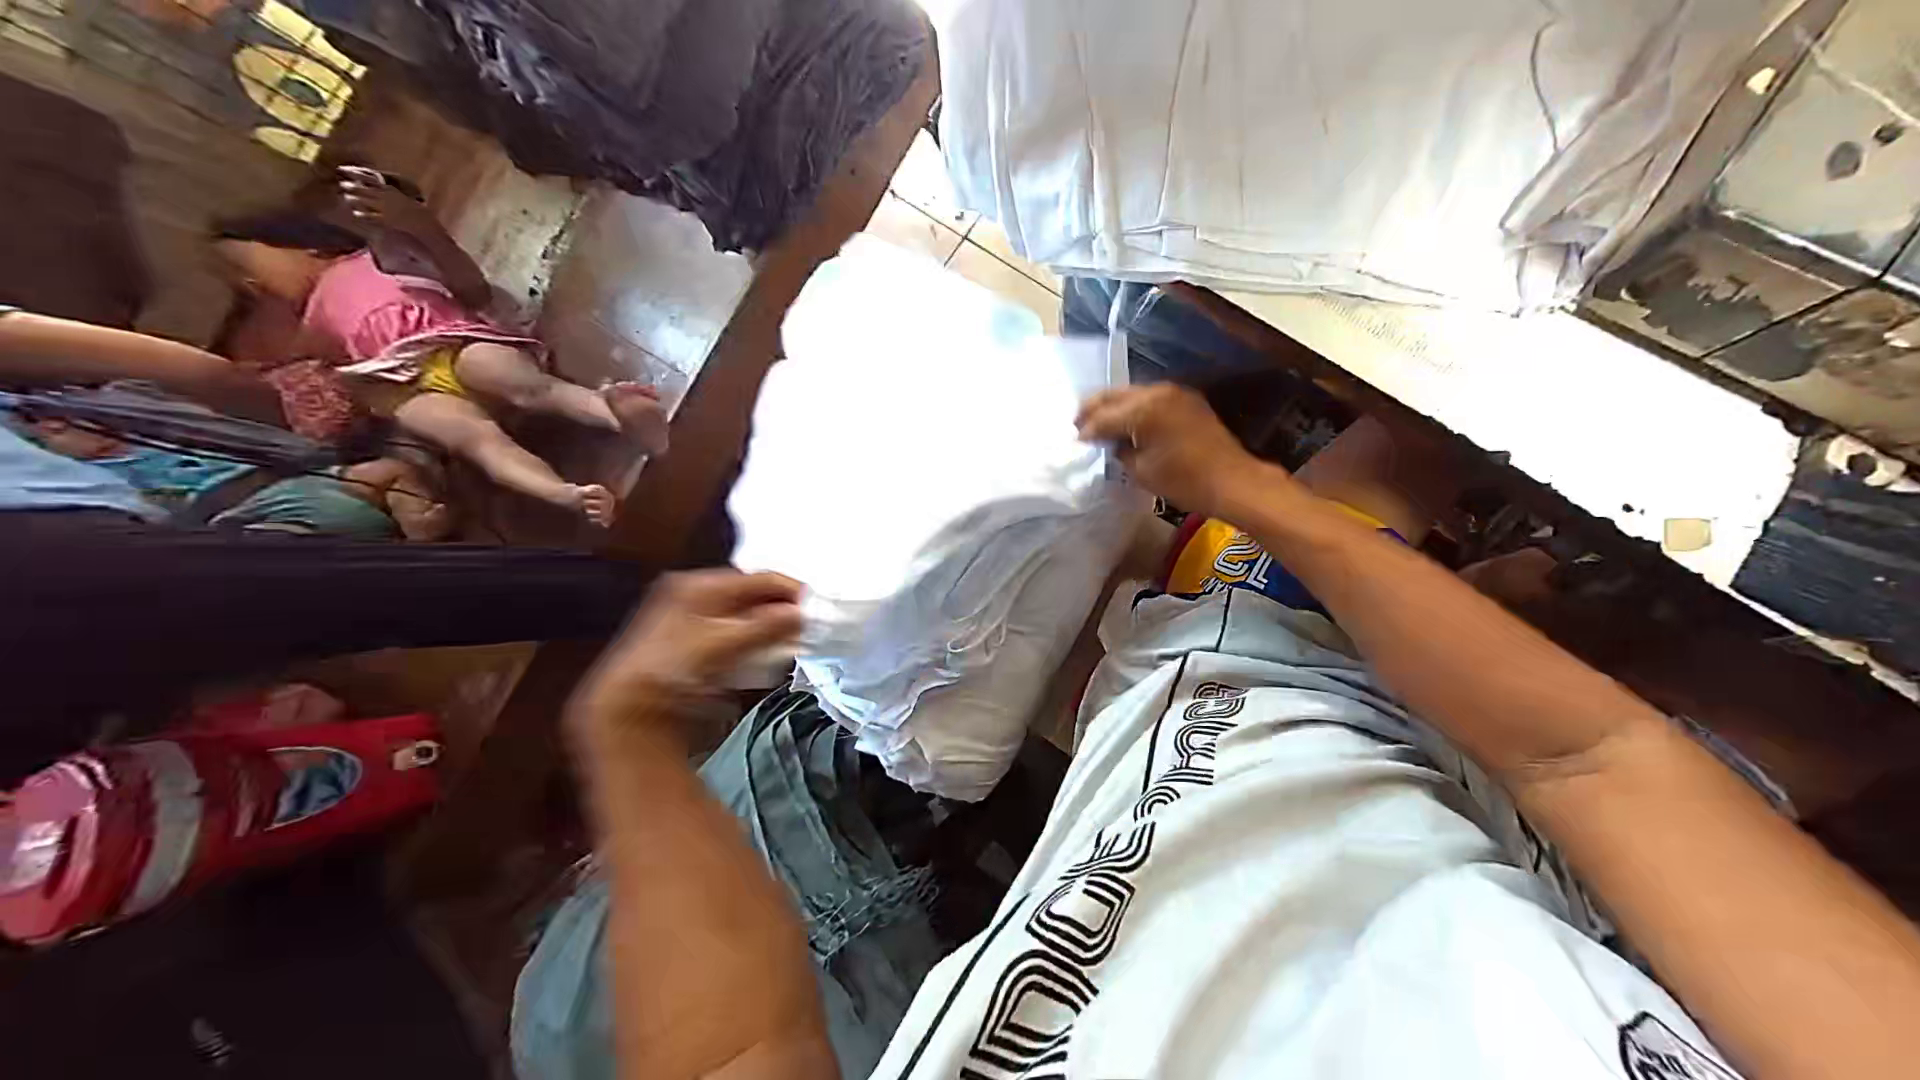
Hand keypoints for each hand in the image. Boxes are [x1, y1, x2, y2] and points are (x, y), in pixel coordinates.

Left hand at [338, 171, 437, 238]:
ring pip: (361, 200)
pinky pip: (368, 216)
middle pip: (360, 188)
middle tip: (343, 185)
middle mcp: (384, 197)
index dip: (352, 172)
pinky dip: (361, 214)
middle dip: (349, 186)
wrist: (425, 225)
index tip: (341, 168)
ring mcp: (384, 208)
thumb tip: (379, 187)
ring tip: (348, 198)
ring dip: (352, 199)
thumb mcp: (404, 197)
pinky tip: (357, 213)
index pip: (366, 177)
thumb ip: (389, 192)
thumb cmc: (417, 211)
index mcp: (389, 190)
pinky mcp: (384, 220)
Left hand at [570, 571, 804, 742]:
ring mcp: (689, 616)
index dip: (792, 591)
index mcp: (699, 583)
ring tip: (793, 639)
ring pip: (744, 614)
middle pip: (752, 595)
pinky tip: (765, 652)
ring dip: (769, 626)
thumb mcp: (724, 643)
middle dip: (782, 609)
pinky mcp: (689, 640)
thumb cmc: (674, 667)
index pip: (759, 578)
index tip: (820, 608)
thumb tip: (803, 612)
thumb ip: (766, 626)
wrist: (627, 709)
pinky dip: (752, 638)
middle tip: (809, 625)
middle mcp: (693, 591)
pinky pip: (733, 630)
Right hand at [1076, 382, 1280, 518]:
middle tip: (1078, 425)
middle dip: (1094, 410)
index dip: (1086, 431)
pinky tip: (1126, 423)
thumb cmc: (1184, 481)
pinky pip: (1150, 398)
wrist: (1233, 481)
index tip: (1075, 442)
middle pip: (1114, 395)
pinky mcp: (1186, 401)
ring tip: (1099, 424)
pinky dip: (1134, 408)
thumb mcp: (1141, 471)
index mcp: (1143, 409)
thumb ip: (1119, 451)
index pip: (1103, 417)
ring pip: (1132, 394)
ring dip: (1114, 407)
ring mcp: (1174, 393)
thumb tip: (1109, 443)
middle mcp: (1157, 393)